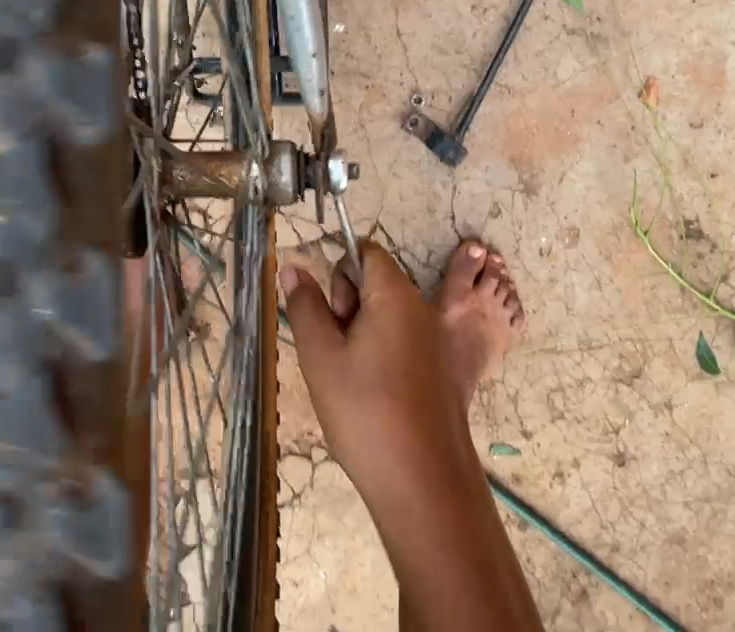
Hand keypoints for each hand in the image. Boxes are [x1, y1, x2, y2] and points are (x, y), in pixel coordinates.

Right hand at [280, 241, 475, 512]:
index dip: (339, 272)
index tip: (328, 313)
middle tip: (334, 350)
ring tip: (348, 378)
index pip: (367, 252)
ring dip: (360, 334)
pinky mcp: (440, 370)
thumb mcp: (321, 355)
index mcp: (396, 296)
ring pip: (387, 316)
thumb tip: (293, 267)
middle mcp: (423, 310)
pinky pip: (402, 342)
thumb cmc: (365, 410)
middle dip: (347, 305)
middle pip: (377, 282)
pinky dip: (380, 355)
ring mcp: (436, 341)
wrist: (422, 481)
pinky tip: (369, 395)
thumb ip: (305, 306)